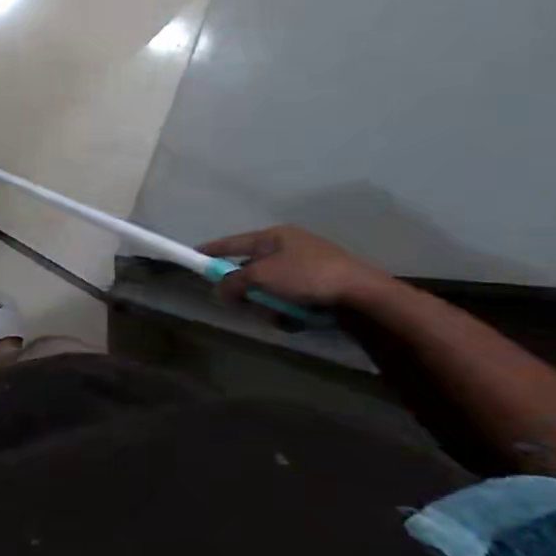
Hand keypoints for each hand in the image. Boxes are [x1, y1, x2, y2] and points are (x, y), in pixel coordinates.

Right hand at [198, 226, 395, 307]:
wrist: (362, 295)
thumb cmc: (307, 276)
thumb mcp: (260, 276)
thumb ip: (232, 282)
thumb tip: (219, 292)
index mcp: (274, 237)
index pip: (232, 242)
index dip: (211, 250)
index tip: (192, 256)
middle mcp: (289, 248)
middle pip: (249, 270)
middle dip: (244, 289)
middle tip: (241, 303)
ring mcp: (306, 267)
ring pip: (267, 289)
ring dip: (266, 304)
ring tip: (276, 314)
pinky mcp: (319, 287)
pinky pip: (287, 299)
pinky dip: (285, 310)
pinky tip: (294, 318)